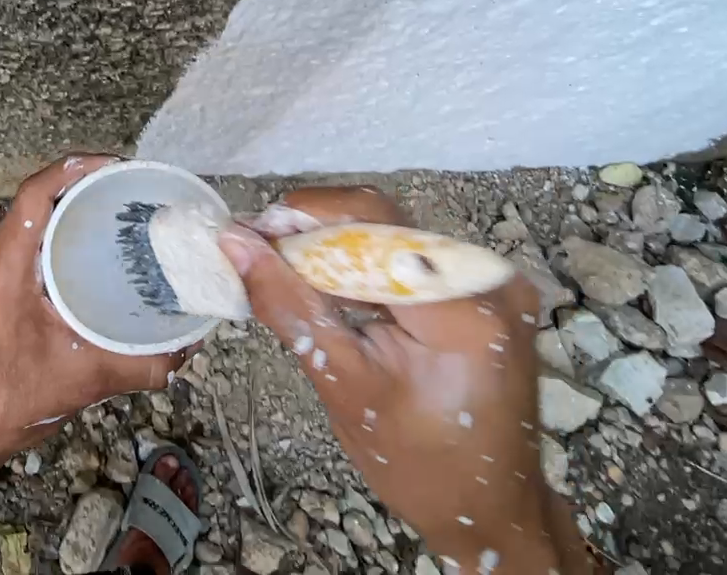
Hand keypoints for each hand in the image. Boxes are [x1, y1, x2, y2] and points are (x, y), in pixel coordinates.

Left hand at [0, 155, 191, 466]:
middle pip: (35, 197)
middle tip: (128, 187)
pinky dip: (55, 229)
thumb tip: (191, 344)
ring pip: (29, 216)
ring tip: (114, 207)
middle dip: (80, 182)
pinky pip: (24, 237)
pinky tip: (88, 245)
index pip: (36, 192)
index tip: (116, 165)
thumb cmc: (16, 397)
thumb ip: (145, 363)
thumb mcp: (88, 377)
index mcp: (7, 262)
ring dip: (66, 204)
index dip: (74, 167)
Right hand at [219, 188, 592, 573]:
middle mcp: (487, 278)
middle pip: (380, 220)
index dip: (302, 217)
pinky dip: (360, 261)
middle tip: (261, 254)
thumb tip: (235, 241)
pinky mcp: (481, 288)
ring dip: (332, 245)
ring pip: (389, 231)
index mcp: (464, 307)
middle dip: (311, 232)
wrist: (491, 509)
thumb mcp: (342, 384)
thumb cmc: (417, 461)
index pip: (371, 222)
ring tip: (286, 269)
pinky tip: (330, 285)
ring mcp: (490, 281)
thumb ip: (288, 304)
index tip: (250, 235)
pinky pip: (407, 251)